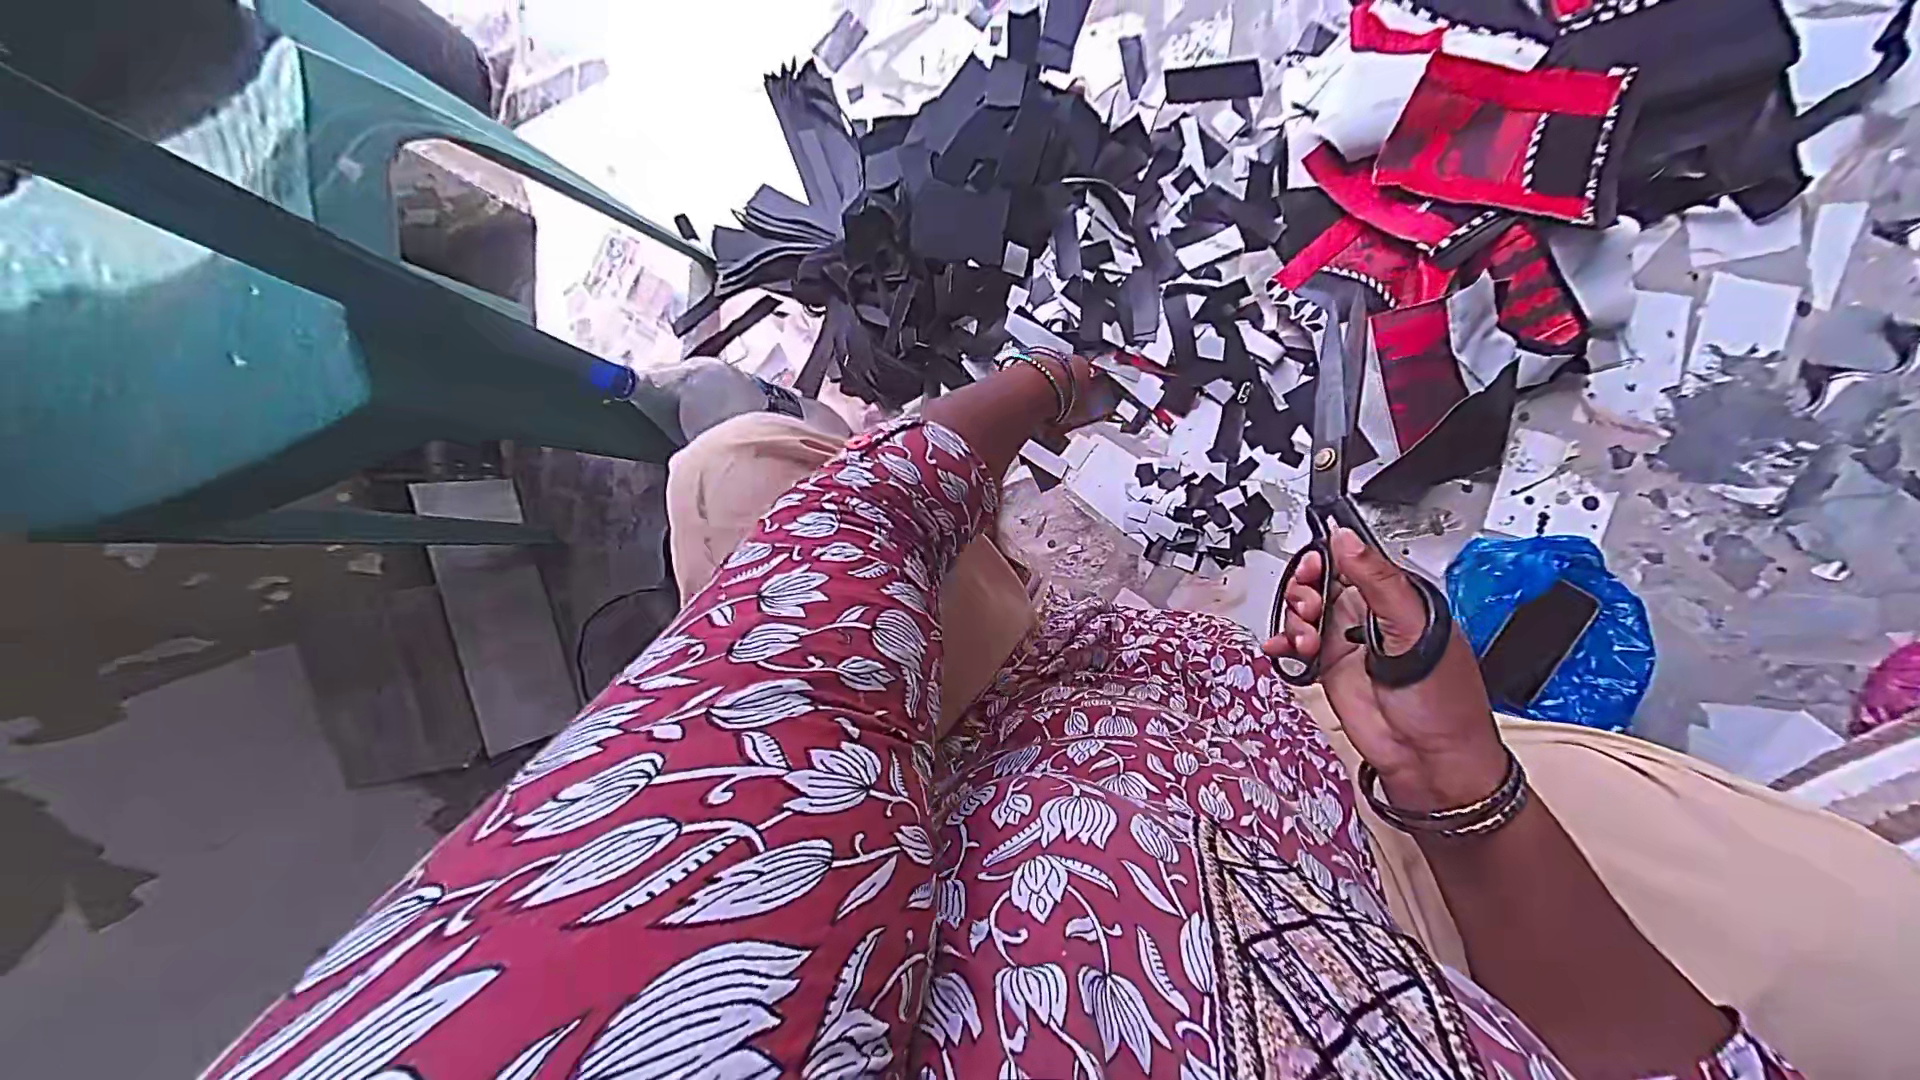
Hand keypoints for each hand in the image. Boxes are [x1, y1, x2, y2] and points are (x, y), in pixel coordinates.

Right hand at [1263, 528, 1507, 812]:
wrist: (1428, 758)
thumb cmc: (1444, 700)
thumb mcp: (1415, 629)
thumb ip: (1378, 582)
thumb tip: (1348, 541)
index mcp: (1398, 598)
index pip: (1353, 561)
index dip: (1327, 559)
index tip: (1313, 566)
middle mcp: (1368, 615)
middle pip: (1319, 583)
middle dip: (1304, 589)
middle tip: (1308, 605)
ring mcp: (1345, 640)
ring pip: (1302, 611)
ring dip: (1294, 619)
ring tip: (1307, 639)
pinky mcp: (1326, 665)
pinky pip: (1293, 644)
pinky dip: (1281, 643)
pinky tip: (1282, 648)